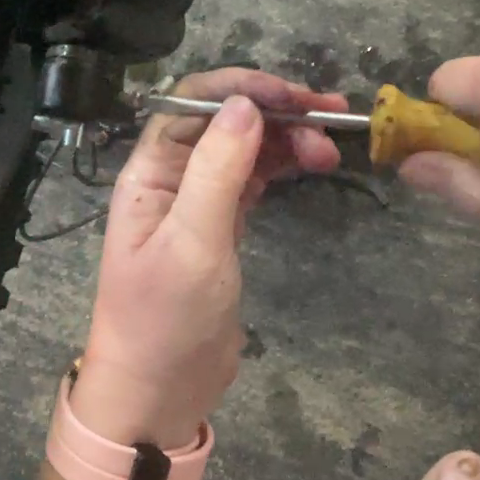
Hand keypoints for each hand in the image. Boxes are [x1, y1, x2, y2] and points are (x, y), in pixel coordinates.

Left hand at [73, 69, 343, 449]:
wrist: (158, 390)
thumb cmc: (164, 318)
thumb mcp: (192, 242)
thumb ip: (217, 171)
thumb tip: (244, 104)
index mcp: (149, 173)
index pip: (190, 106)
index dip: (239, 90)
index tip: (292, 96)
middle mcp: (169, 179)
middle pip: (221, 123)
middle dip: (272, 110)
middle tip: (330, 115)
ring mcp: (196, 204)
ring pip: (242, 151)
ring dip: (283, 139)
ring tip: (331, 148)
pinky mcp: (220, 230)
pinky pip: (250, 182)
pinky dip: (280, 168)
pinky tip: (310, 166)